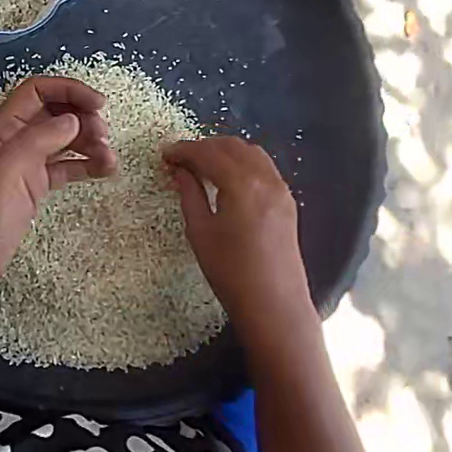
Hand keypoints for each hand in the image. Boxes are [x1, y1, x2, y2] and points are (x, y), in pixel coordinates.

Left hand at [0, 77, 117, 285]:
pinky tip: (106, 169)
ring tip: (109, 158)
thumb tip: (74, 119)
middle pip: (57, 111)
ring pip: (66, 138)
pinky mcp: (37, 184)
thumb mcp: (7, 172)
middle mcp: (17, 139)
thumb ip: (39, 140)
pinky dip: (88, 164)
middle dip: (84, 117)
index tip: (98, 104)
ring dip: (90, 142)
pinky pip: (67, 165)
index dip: (70, 90)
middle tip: (103, 136)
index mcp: (3, 127)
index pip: (38, 91)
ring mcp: (27, 161)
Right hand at [165, 137, 313, 341]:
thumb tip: (180, 171)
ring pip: (250, 152)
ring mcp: (280, 188)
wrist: (274, 305)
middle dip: (203, 147)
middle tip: (179, 160)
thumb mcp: (200, 232)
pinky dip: (242, 163)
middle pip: (231, 146)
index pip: (208, 153)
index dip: (183, 150)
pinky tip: (227, 179)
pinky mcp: (287, 201)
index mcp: (242, 184)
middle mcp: (265, 178)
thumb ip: (190, 194)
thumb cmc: (230, 272)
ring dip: (224, 152)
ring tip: (201, 166)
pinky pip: (263, 167)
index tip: (164, 154)